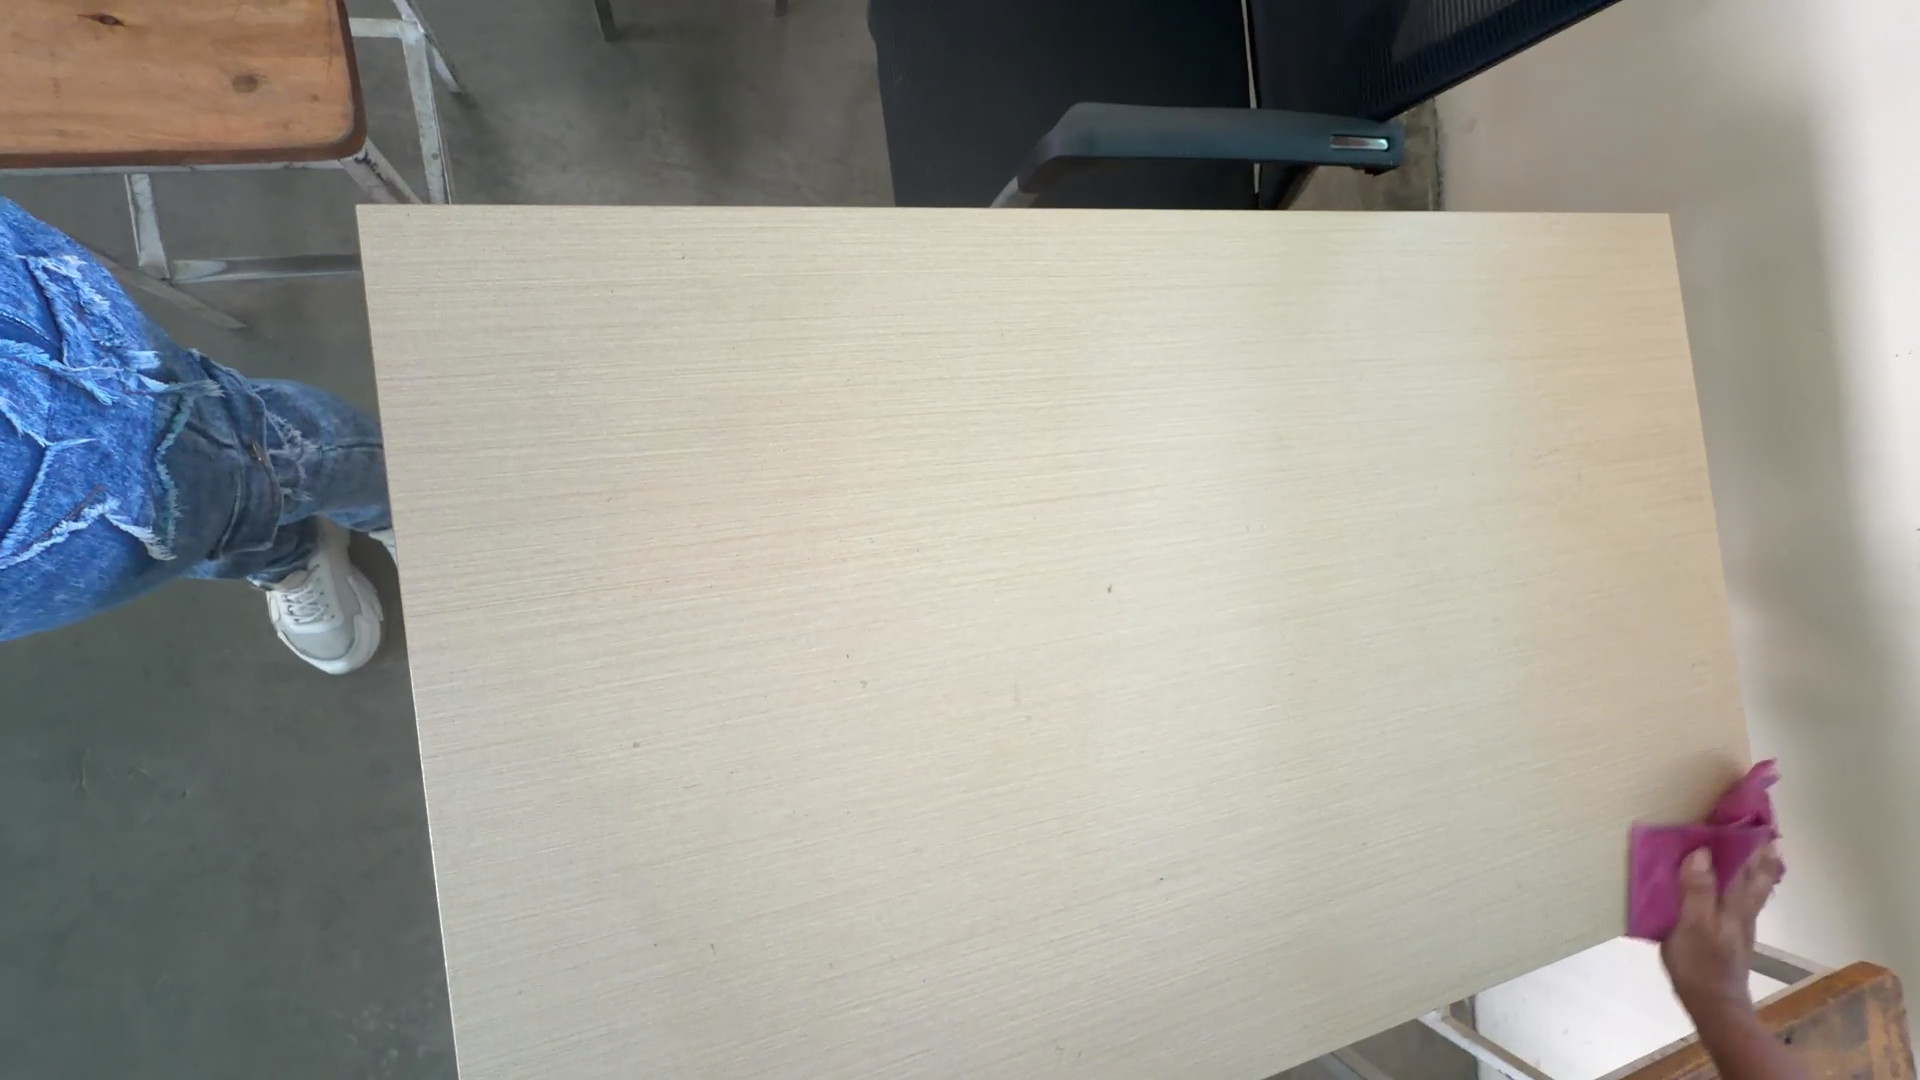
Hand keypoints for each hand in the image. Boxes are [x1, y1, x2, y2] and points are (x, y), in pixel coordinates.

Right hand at [1660, 843, 1783, 1017]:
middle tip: (1765, 836)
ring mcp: (1735, 924)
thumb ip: (1697, 889)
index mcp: (1735, 907)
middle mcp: (1741, 913)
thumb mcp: (1692, 923)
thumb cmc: (1699, 960)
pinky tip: (1729, 884)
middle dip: (1761, 859)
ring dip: (1752, 870)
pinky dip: (1738, 885)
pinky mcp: (1725, 933)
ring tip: (1754, 853)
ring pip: (1749, 890)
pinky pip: (1735, 900)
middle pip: (1756, 881)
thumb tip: (1702, 853)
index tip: (1763, 829)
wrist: (1711, 1001)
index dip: (1757, 852)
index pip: (1750, 873)